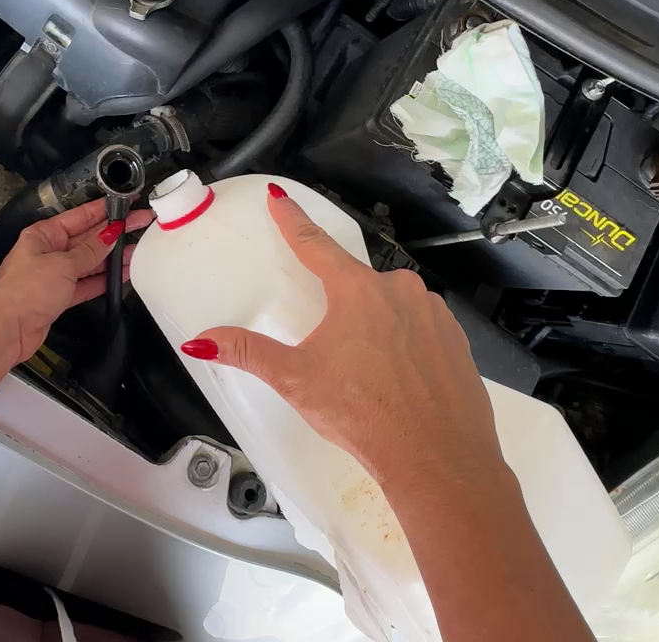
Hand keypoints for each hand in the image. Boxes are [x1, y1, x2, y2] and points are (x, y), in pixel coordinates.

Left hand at [0, 198, 153, 367]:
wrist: (7, 329)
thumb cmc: (24, 291)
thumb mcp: (63, 264)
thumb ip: (90, 251)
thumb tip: (110, 234)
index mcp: (43, 234)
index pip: (80, 216)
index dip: (104, 209)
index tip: (125, 203)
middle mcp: (48, 251)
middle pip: (87, 237)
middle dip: (113, 232)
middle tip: (139, 224)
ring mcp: (53, 274)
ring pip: (89, 261)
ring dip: (112, 257)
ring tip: (137, 250)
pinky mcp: (58, 296)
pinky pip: (86, 282)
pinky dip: (103, 279)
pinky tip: (122, 274)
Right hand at [184, 186, 502, 486]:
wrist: (440, 461)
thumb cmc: (363, 414)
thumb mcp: (296, 380)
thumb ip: (248, 352)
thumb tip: (201, 340)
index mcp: (356, 290)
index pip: (314, 244)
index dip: (292, 220)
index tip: (279, 197)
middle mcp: (398, 290)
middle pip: (355, 282)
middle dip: (340, 303)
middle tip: (332, 343)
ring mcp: (434, 314)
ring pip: (391, 305)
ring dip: (375, 324)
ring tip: (366, 370)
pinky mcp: (457, 341)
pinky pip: (421, 328)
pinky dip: (406, 343)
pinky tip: (399, 377)